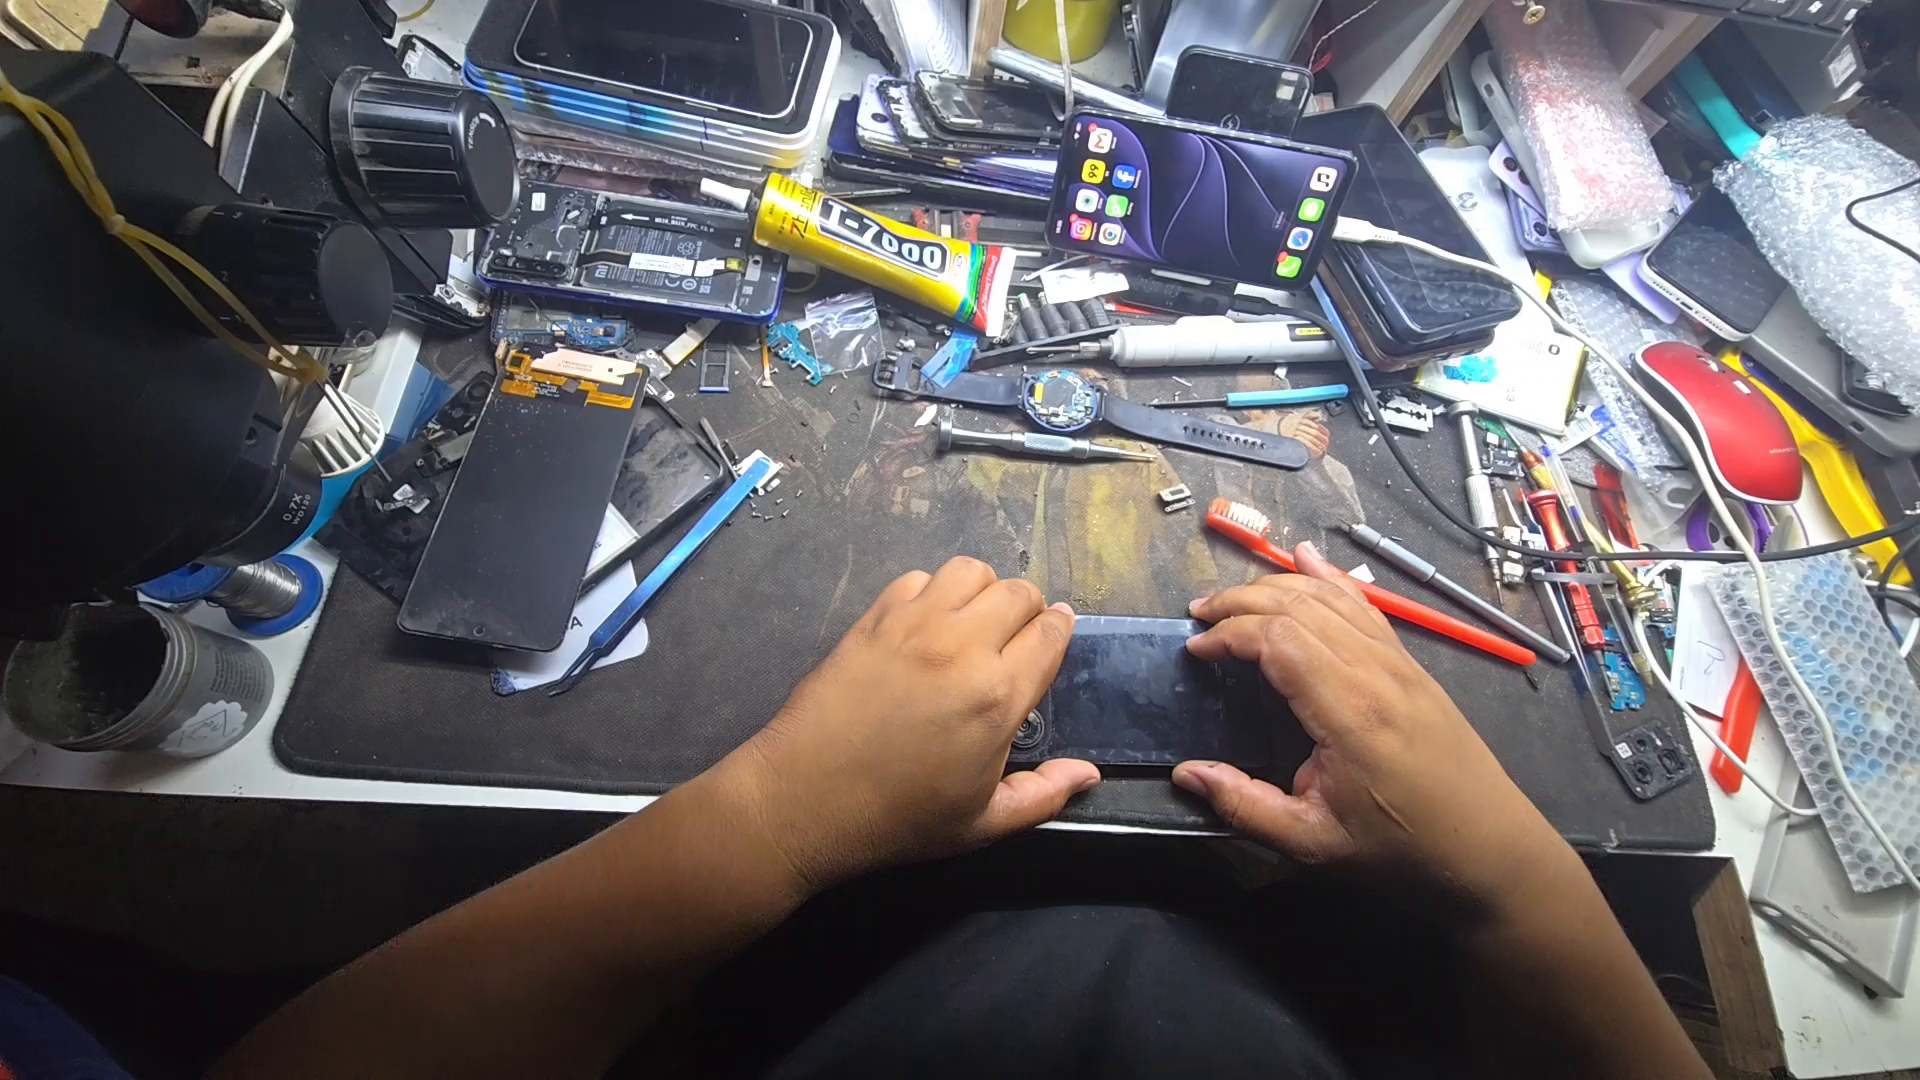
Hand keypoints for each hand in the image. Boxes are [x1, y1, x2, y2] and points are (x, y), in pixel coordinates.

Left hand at [722, 557, 1099, 893]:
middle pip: (1017, 592)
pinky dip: (932, 592)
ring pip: (970, 571)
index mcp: (998, 697)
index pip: (1050, 632)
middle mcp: (963, 647)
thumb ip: (1044, 794)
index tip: (1054, 632)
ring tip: (971, 621)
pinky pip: (918, 578)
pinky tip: (924, 625)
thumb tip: (1089, 771)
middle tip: (1012, 637)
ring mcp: (915, 624)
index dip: (1059, 627)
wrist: (805, 799)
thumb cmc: (899, 818)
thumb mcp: (982, 823)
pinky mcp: (875, 616)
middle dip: (1027, 608)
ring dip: (982, 590)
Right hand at [1173, 542, 1574, 922]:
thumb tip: (1185, 773)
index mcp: (1351, 711)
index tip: (1196, 651)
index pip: (1279, 639)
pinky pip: (1362, 604)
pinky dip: (1327, 577)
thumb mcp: (1314, 842)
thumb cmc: (1403, 850)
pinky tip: (1305, 558)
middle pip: (1297, 606)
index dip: (1229, 634)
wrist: (1496, 855)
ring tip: (1228, 600)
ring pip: (1327, 596)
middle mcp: (1375, 671)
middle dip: (1238, 601)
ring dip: (1272, 587)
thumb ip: (1244, 806)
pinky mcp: (1410, 663)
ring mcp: (1398, 661)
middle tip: (1199, 616)